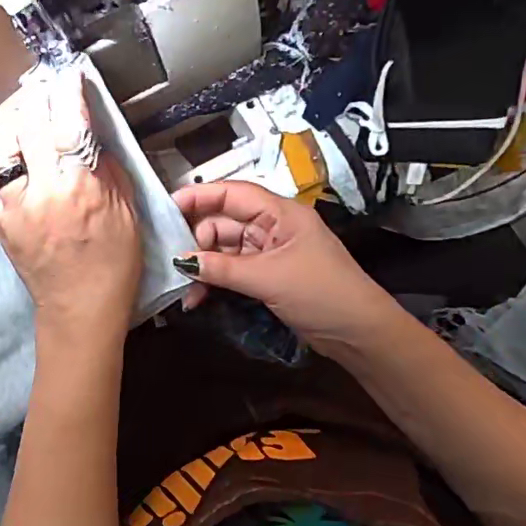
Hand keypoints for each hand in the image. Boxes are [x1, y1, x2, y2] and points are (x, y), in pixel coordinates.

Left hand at [0, 72, 142, 342]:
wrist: (78, 309)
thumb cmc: (112, 268)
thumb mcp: (127, 215)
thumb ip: (108, 172)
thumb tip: (94, 143)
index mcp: (80, 187)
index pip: (70, 125)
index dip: (69, 94)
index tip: (69, 77)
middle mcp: (43, 191)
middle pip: (31, 127)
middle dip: (38, 101)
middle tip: (44, 87)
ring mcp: (17, 206)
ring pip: (7, 149)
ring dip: (19, 129)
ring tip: (29, 119)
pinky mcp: (2, 222)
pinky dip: (5, 163)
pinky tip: (16, 159)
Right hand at [171, 181, 401, 348]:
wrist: (358, 333)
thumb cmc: (321, 293)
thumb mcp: (268, 278)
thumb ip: (222, 268)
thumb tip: (182, 261)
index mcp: (280, 213)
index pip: (231, 193)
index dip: (198, 197)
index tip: (167, 208)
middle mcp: (271, 226)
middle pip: (222, 221)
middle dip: (196, 240)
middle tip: (172, 260)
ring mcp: (268, 251)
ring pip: (222, 248)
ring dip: (202, 266)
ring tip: (183, 286)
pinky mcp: (265, 274)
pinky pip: (230, 270)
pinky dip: (214, 281)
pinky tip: (196, 297)